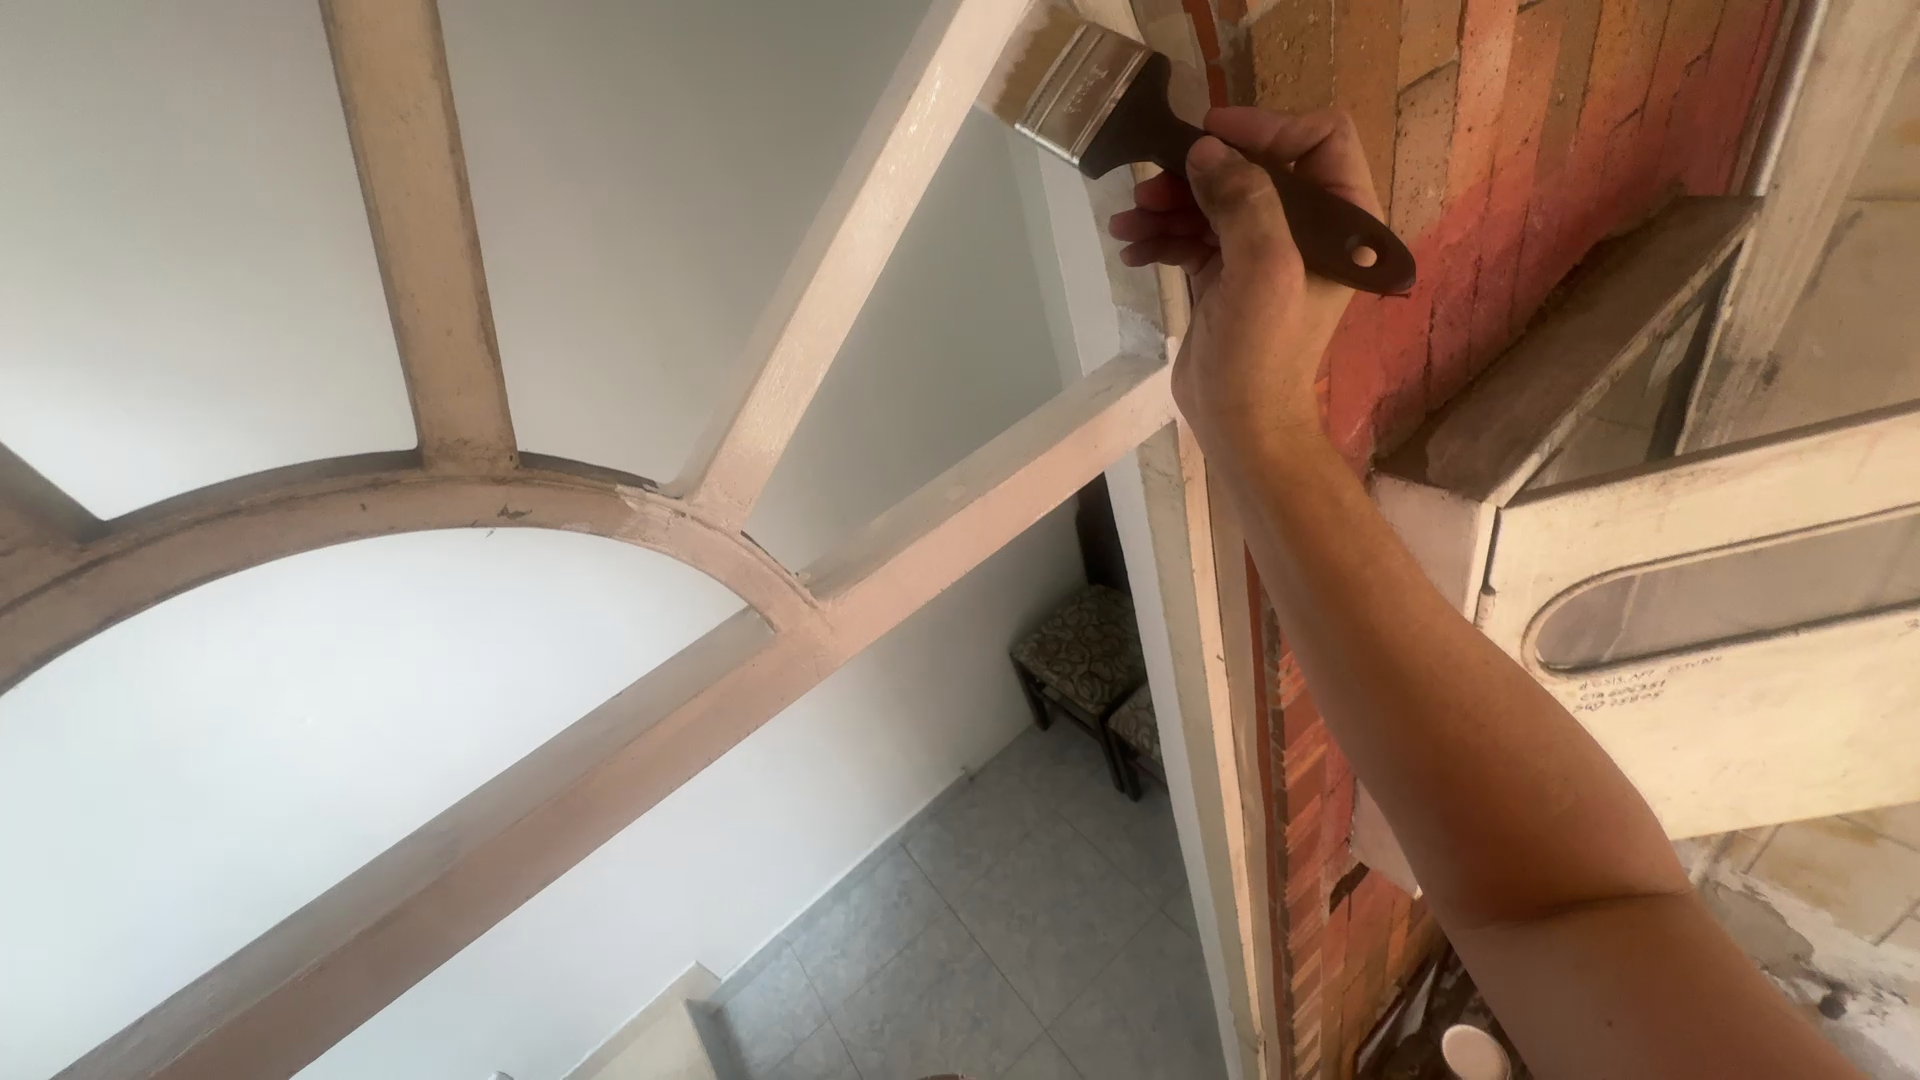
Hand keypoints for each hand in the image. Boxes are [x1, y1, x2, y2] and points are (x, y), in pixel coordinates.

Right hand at [1107, 108, 1381, 469]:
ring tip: (1127, 221)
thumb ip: (1243, 201)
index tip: (1210, 134)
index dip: (1266, 127)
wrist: (1238, 421)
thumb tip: (1205, 151)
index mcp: (1339, 221)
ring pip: (1216, 204)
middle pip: (1254, 170)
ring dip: (1168, 207)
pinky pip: (1193, 240)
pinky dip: (1162, 239)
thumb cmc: (1263, 352)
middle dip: (1199, 174)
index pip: (1318, 140)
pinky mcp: (1225, 278)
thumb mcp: (1264, 269)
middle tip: (1150, 185)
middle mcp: (1305, 229)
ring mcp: (1262, 254)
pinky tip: (1132, 250)